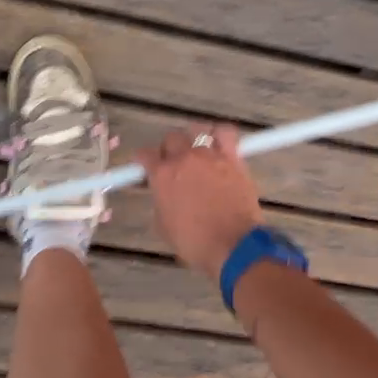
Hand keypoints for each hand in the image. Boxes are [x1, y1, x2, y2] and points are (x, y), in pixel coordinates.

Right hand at [137, 124, 264, 280]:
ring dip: (194, 139)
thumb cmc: (195, 243)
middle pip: (171, 138)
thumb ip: (161, 201)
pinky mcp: (232, 157)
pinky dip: (221, 135)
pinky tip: (220, 144)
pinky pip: (225, 133)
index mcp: (162, 175)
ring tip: (198, 152)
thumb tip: (164, 193)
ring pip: (197, 130)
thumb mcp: (164, 226)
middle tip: (174, 163)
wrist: (233, 246)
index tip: (145, 165)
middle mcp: (183, 158)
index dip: (143, 160)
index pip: (144, 154)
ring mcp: (208, 155)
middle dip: (169, 149)